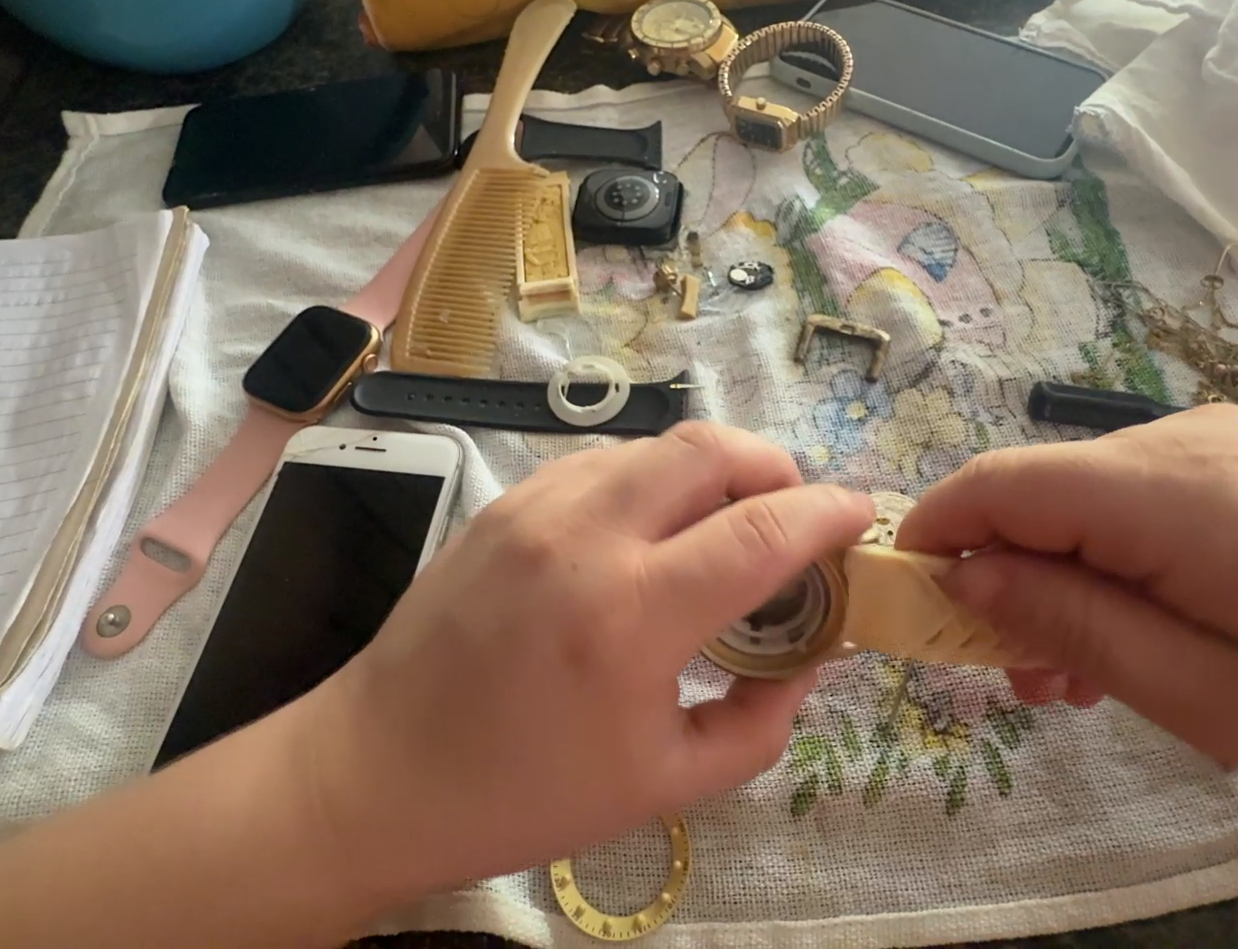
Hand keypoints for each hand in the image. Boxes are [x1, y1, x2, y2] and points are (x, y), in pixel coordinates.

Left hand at [302, 422, 873, 902]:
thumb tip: (807, 659)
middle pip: (710, 449)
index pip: (760, 531)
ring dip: (712, 470)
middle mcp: (585, 537)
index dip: (827, 512)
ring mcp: (536, 506)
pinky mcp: (506, 500)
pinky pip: (605, 462)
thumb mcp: (664, 784)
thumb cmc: (524, 792)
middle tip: (792, 512)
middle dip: (774, 466)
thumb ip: (759, 722)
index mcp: (630, 616)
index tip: (859, 513)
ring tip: (725, 522)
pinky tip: (652, 528)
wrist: (378, 769)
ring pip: (657, 446)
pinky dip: (653, 479)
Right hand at [896, 405, 1237, 811]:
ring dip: (1053, 570)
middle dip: (999, 568)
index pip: (1004, 482)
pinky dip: (1105, 556)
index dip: (938, 526)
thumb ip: (1074, 623)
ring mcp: (1218, 443)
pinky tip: (1131, 620)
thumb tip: (969, 573)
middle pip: (1038, 490)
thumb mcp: (1212, 696)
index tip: (909, 591)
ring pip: (1081, 497)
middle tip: (1011, 667)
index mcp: (1174, 491)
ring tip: (1073, 666)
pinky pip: (1135, 499)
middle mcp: (1183, 441)